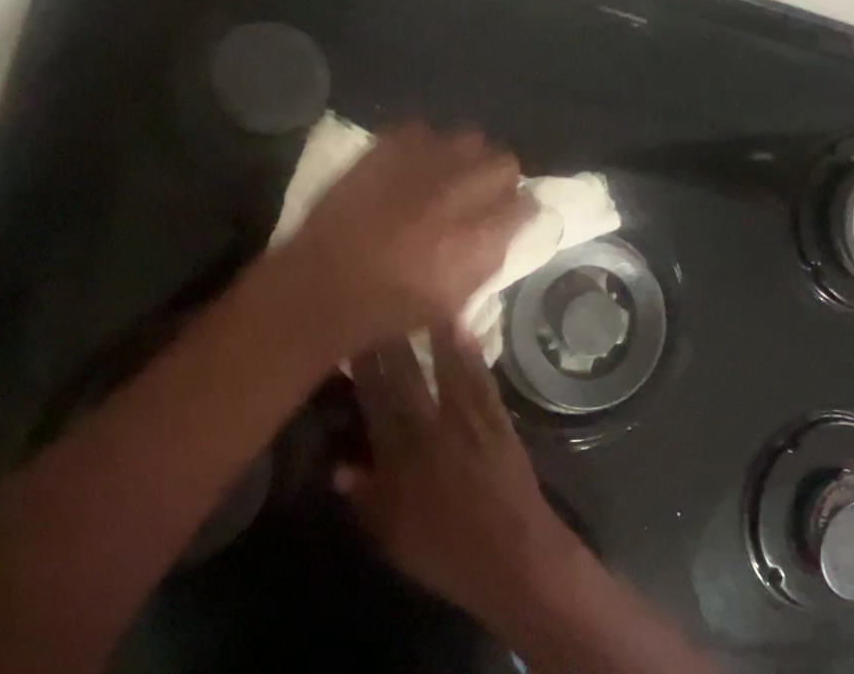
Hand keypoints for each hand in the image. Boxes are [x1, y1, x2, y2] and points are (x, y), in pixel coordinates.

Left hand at [258, 122, 530, 356]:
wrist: (322, 285)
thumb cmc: (388, 308)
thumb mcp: (453, 299)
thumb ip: (486, 262)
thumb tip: (503, 235)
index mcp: (482, 237)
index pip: (527, 204)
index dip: (518, 210)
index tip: (508, 217)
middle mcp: (462, 193)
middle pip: (505, 163)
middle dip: (497, 177)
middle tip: (479, 193)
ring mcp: (424, 165)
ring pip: (470, 138)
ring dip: (464, 156)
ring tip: (446, 173)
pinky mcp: (389, 148)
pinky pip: (424, 130)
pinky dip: (424, 145)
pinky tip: (411, 166)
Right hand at [338, 323, 583, 627]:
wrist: (515, 559)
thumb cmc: (446, 552)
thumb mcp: (391, 536)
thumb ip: (364, 496)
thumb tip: (338, 466)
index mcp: (399, 452)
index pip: (373, 396)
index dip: (360, 363)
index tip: (347, 332)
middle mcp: (431, 425)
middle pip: (405, 372)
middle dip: (389, 336)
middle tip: (377, 299)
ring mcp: (468, 418)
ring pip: (444, 365)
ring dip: (431, 330)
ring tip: (421, 294)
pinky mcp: (498, 420)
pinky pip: (481, 378)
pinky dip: (471, 352)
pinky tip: (464, 329)